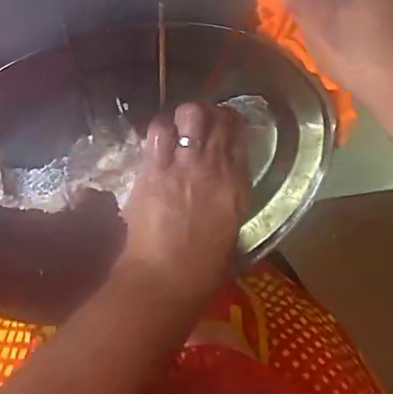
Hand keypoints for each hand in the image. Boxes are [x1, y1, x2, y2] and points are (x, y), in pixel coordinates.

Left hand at [115, 103, 248, 308]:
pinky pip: (159, 130)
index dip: (231, 123)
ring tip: (180, 126)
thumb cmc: (201, 271)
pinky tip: (160, 137)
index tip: (224, 124)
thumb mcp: (230, 232)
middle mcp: (213, 167)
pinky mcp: (154, 167)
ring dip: (185, 116)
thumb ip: (230, 201)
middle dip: (209, 113)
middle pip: (216, 118)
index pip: (239, 136)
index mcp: (236, 186)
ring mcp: (183, 164)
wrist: (163, 280)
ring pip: (189, 114)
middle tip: (201, 121)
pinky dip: (161, 128)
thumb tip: (225, 186)